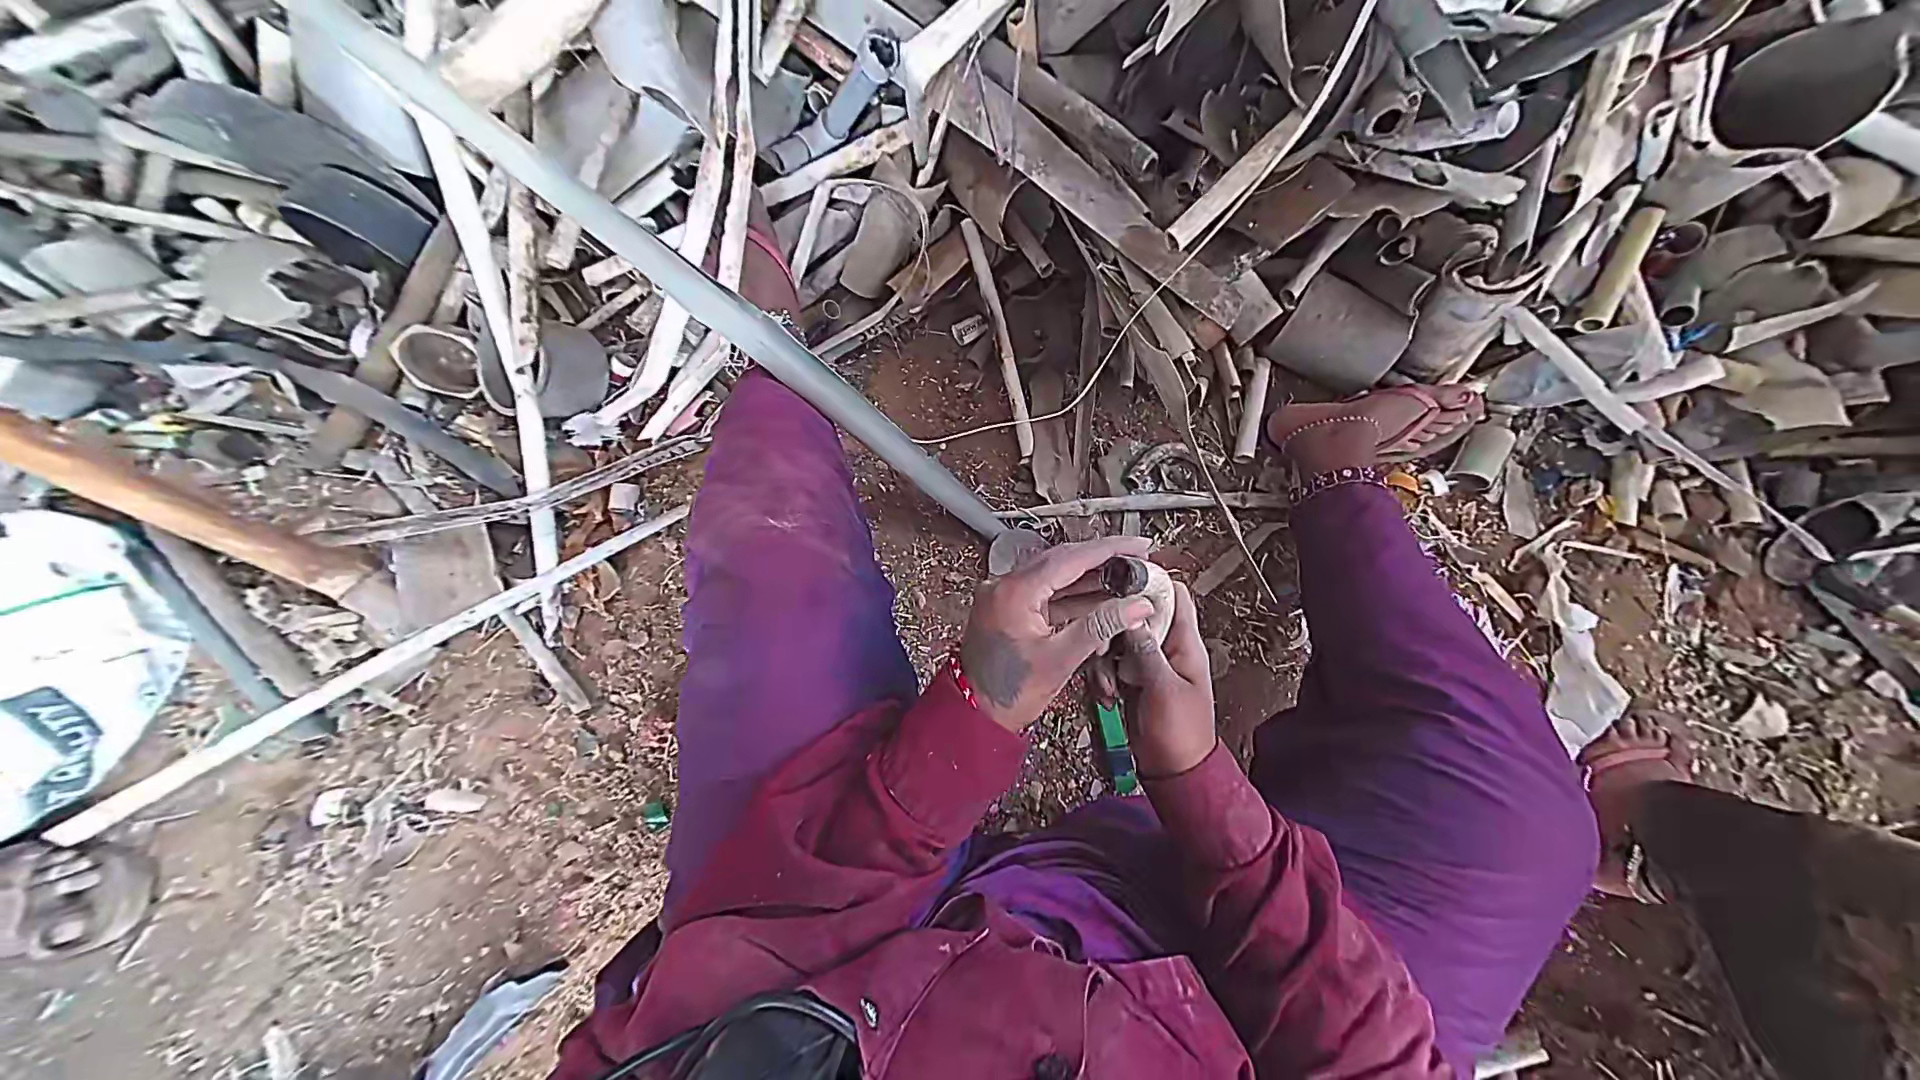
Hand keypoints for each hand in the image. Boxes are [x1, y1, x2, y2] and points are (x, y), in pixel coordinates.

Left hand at [960, 536, 1157, 731]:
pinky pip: (1044, 594)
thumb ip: (1101, 626)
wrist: (975, 714)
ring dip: (1088, 579)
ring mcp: (1004, 597)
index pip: (1069, 558)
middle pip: (1061, 560)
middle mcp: (1004, 586)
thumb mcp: (1061, 658)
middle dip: (1101, 560)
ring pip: (1054, 576)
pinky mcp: (1007, 610)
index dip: (1108, 549)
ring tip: (1124, 581)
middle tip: (1136, 560)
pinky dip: (1071, 597)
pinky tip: (1099, 601)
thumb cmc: (1008, 692)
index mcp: (1013, 592)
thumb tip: (1136, 605)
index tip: (1137, 546)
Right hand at [1120, 582, 1215, 777]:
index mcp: (1185, 645)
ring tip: (1108, 683)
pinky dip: (1103, 676)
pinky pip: (1110, 663)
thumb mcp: (1164, 689)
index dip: (1150, 583)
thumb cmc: (1180, 734)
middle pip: (1136, 616)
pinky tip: (1106, 695)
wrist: (1172, 772)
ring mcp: (1145, 663)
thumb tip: (1131, 614)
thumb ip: (1146, 651)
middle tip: (1103, 644)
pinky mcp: (1129, 678)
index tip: (1119, 582)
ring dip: (1106, 659)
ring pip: (1118, 640)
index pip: (1174, 597)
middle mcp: (1165, 648)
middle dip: (1115, 626)